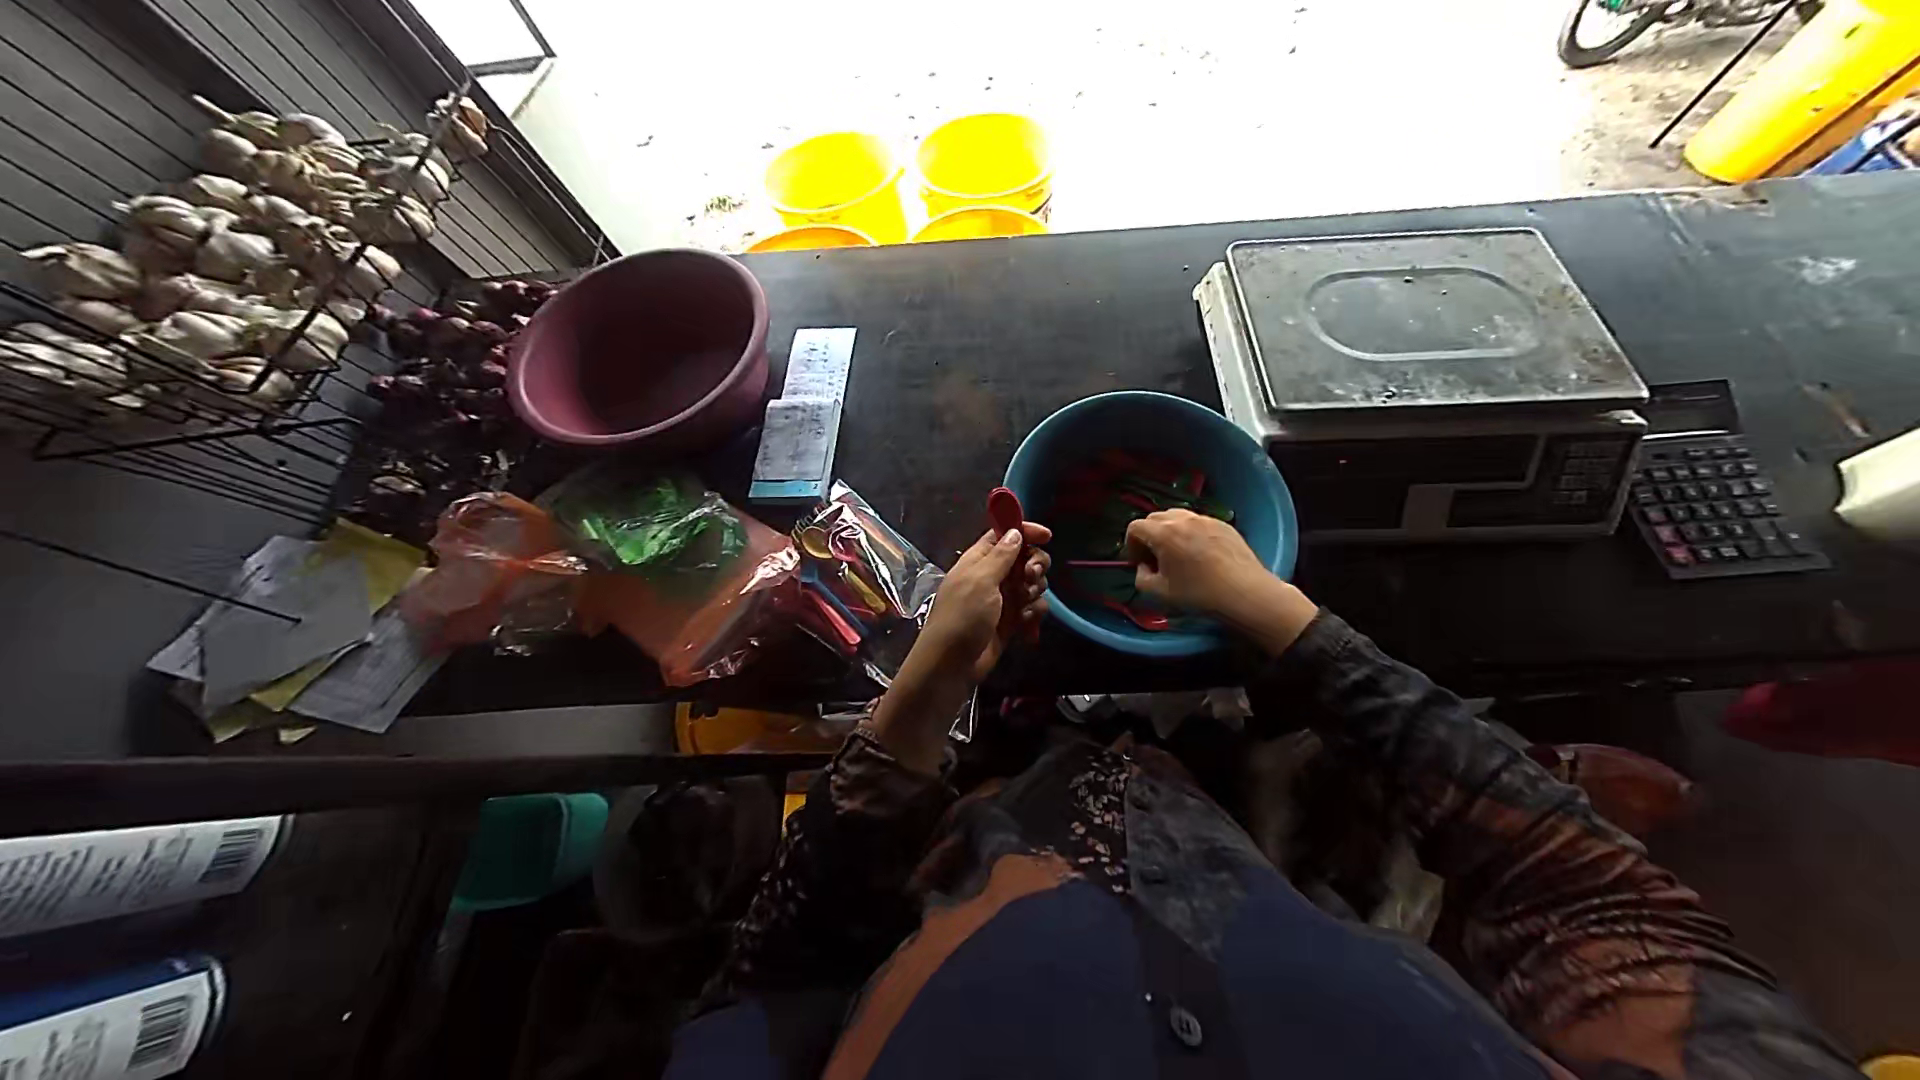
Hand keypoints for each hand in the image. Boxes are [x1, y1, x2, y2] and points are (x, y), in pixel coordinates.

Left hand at [920, 522, 1051, 681]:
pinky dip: (1033, 613)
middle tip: (1030, 576)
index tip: (1046, 536)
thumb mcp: (980, 581)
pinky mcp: (1011, 621)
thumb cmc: (962, 617)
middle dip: (1034, 564)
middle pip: (1024, 557)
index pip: (1004, 535)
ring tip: (1023, 604)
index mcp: (978, 560)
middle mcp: (991, 576)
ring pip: (1032, 583)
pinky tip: (1025, 624)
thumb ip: (1001, 556)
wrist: (952, 665)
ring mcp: (1002, 599)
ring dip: (1034, 590)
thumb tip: (1015, 531)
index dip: (1025, 531)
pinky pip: (1032, 607)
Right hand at [1125, 509, 1316, 654]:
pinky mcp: (1223, 524)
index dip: (1131, 544)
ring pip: (1177, 517)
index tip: (1139, 561)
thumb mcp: (1159, 593)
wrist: (1245, 593)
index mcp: (1163, 533)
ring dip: (1170, 531)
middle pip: (1155, 518)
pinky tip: (1200, 554)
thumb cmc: (1199, 594)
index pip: (1135, 527)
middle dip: (1149, 535)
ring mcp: (1205, 519)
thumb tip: (1144, 568)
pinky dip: (1191, 533)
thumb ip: (1141, 578)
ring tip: (1178, 553)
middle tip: (1155, 557)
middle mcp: (1183, 519)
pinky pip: (1198, 522)